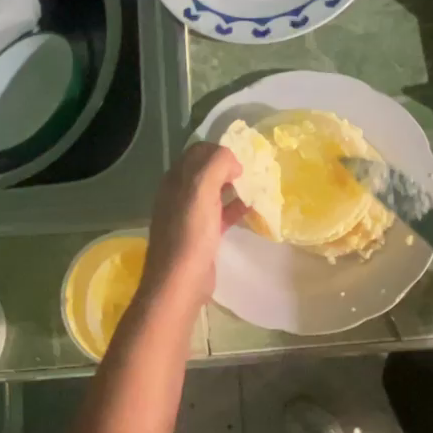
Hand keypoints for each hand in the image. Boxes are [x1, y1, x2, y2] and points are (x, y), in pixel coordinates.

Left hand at [141, 143, 246, 310]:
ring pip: (214, 192)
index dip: (220, 151)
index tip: (242, 161)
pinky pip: (220, 213)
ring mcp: (189, 215)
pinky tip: (252, 209)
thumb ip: (216, 165)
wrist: (180, 281)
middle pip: (206, 170)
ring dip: (234, 187)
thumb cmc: (190, 233)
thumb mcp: (201, 189)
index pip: (198, 151)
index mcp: (175, 179)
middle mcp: (179, 193)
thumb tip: (233, 162)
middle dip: (229, 167)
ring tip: (257, 187)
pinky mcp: (201, 234)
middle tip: (253, 172)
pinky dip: (235, 207)